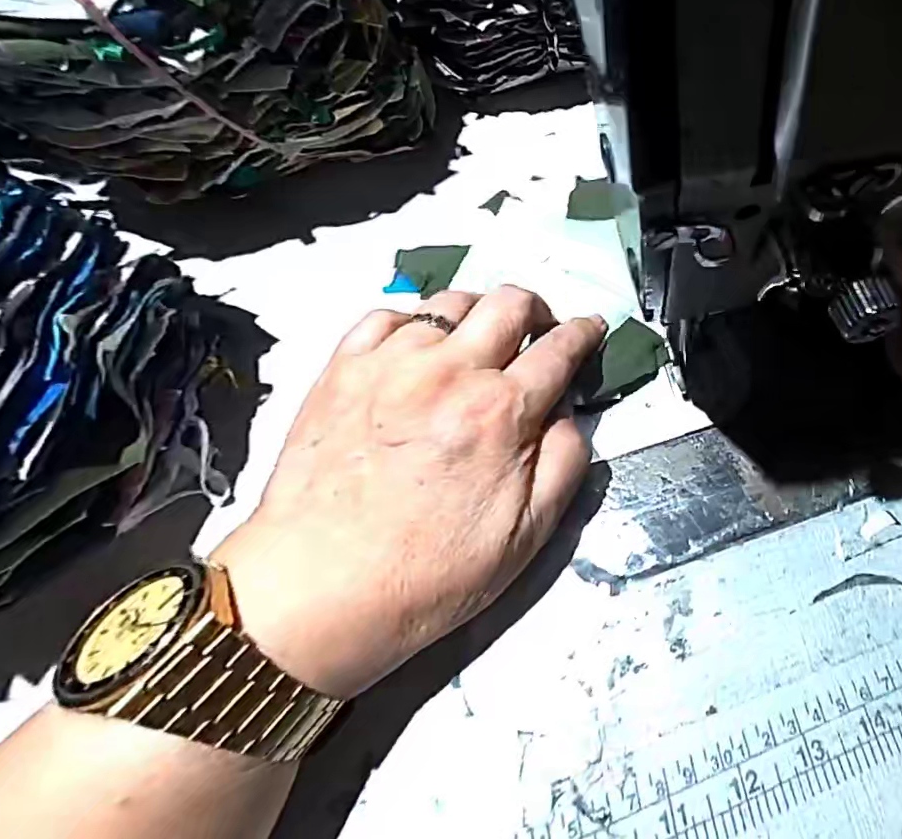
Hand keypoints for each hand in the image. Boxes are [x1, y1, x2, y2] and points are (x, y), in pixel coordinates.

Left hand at [212, 287, 604, 698]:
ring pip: (451, 302)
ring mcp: (389, 368)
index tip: (592, 329)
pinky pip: (387, 316)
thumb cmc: (431, 573)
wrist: (309, 600)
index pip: (561, 347)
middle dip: (538, 310)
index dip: (586, 332)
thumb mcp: (532, 531)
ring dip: (480, 315)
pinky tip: (421, 353)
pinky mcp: (339, 373)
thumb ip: (568, 458)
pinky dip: (416, 324)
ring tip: (480, 345)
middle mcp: (449, 374)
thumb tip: (565, 411)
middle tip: (539, 335)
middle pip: (510, 302)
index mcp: (502, 412)